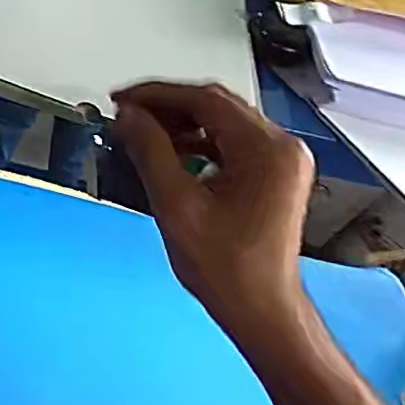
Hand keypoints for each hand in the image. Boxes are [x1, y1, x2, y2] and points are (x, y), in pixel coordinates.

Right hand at [111, 82, 314, 316]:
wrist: (261, 309)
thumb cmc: (228, 269)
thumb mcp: (175, 204)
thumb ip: (149, 151)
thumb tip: (128, 116)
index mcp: (267, 151)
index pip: (205, 100)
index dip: (156, 94)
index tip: (123, 98)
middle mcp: (282, 149)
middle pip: (216, 105)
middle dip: (167, 105)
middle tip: (127, 112)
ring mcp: (281, 161)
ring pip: (222, 121)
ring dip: (179, 121)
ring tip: (142, 131)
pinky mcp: (273, 174)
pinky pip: (230, 141)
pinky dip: (196, 139)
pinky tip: (169, 150)